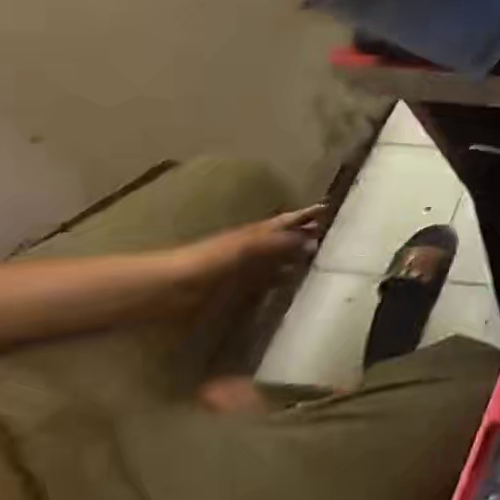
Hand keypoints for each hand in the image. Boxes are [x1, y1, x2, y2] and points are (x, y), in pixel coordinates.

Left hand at [168, 204, 326, 283]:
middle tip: (335, 237)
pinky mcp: (236, 291)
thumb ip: (277, 241)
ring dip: (296, 259)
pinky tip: (291, 285)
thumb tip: (311, 236)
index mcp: (257, 233)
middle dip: (307, 235)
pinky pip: (266, 282)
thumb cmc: (206, 261)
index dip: (306, 214)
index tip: (330, 208)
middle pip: (286, 239)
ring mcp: (245, 269)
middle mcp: (254, 248)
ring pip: (277, 260)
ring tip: (321, 260)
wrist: (164, 291)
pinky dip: (281, 281)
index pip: (288, 220)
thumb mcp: (245, 246)